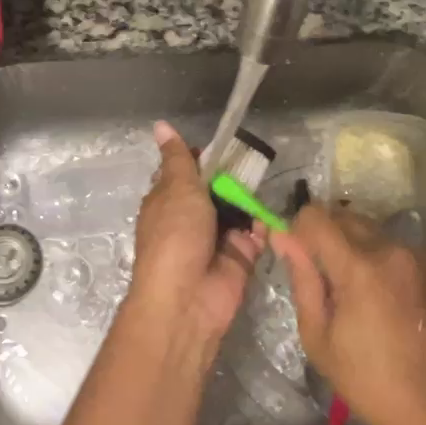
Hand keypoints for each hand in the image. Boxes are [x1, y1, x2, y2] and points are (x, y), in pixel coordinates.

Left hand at [126, 121, 263, 342]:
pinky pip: (254, 235)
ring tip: (263, 180)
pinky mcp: (239, 258)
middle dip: (231, 177)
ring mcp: (215, 240)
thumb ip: (178, 158)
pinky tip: (265, 216)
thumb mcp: (176, 188)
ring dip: (248, 199)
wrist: (187, 299)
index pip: (184, 172)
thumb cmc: (175, 235)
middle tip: (253, 159)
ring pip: (236, 210)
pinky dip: (261, 226)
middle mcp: (190, 219)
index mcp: (167, 201)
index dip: (201, 158)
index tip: (222, 145)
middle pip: (214, 190)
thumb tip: (160, 125)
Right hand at [270, 205, 425, 424]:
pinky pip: (388, 243)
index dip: (298, 229)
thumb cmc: (366, 379)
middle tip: (318, 273)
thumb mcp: (318, 336)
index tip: (294, 254)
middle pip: (342, 216)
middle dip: (322, 235)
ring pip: (366, 227)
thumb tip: (281, 237)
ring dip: (348, 242)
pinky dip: (372, 253)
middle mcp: (389, 250)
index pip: (316, 217)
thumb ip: (301, 279)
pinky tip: (373, 292)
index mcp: (359, 268)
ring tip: (346, 285)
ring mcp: (413, 255)